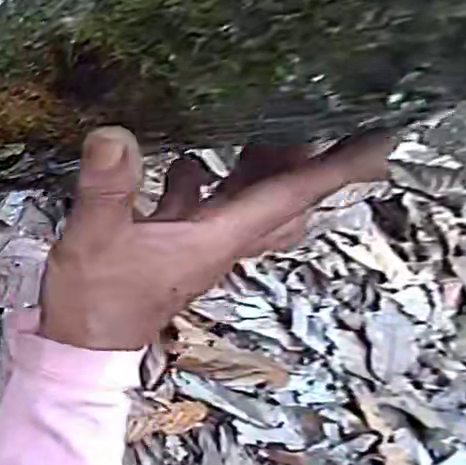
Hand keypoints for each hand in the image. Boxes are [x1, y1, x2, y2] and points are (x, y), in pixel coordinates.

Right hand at [40, 127, 392, 350]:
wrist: (82, 343)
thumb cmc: (97, 298)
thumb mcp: (96, 236)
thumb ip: (107, 186)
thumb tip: (114, 134)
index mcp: (216, 239)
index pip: (290, 197)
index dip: (338, 165)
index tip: (383, 134)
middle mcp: (217, 244)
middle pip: (280, 202)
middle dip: (301, 162)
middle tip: (307, 120)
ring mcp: (194, 250)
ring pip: (247, 209)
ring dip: (258, 173)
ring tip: (254, 133)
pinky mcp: (168, 251)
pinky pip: (205, 212)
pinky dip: (205, 186)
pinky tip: (184, 166)